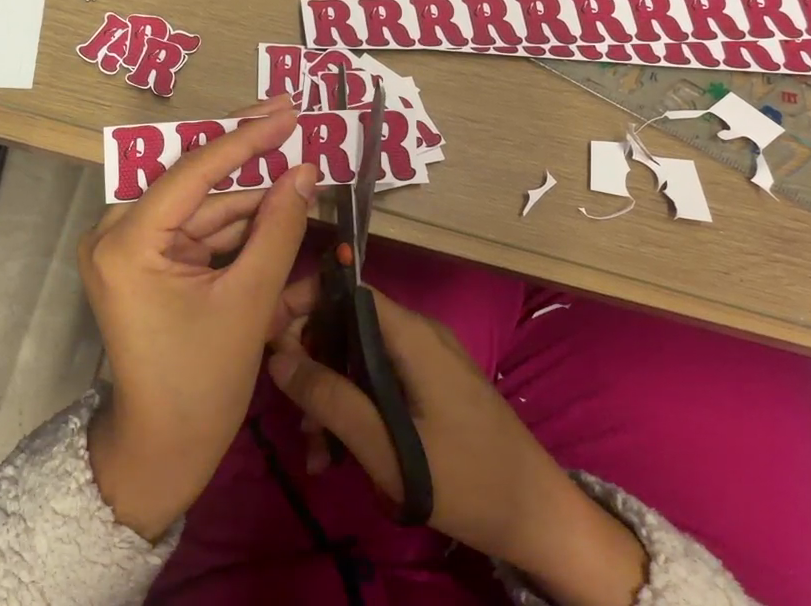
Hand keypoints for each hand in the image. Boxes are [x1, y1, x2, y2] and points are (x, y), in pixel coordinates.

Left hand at [82, 96, 319, 541]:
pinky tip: (278, 212)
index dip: (246, 137)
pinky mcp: (143, 262)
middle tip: (293, 118)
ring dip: (250, 199)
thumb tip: (305, 172)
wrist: (164, 447)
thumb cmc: (202, 382)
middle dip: (249, 161)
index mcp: (127, 240)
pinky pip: (195, 233)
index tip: (288, 109)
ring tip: (301, 173)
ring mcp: (127, 247)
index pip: (193, 172)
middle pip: (195, 184)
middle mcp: (116, 232)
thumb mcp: (248, 301)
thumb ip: (277, 230)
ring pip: (200, 208)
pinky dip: (236, 230)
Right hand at [267, 282, 647, 605]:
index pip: (344, 289)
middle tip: (293, 415)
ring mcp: (424, 363)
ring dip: (328, 398)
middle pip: (344, 326)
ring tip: (316, 452)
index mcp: (411, 336)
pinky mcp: (429, 389)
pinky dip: (353, 410)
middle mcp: (417, 336)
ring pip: (355, 360)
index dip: (300, 303)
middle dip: (310, 365)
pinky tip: (337, 456)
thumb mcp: (388, 448)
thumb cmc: (468, 481)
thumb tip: (276, 357)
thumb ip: (330, 399)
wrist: (542, 522)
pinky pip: (376, 383)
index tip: (268, 339)